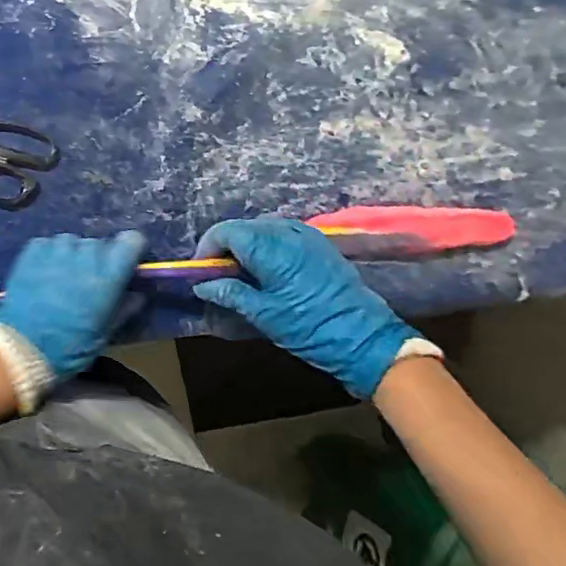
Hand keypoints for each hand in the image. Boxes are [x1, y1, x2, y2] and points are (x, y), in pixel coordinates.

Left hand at [0, 231, 146, 385]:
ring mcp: (58, 247)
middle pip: (101, 244)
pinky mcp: (34, 249)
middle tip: (88, 282)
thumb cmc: (69, 346)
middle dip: (99, 259)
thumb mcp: (105, 333)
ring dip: (73, 256)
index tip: (124, 264)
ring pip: (74, 243)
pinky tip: (43, 275)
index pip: (132, 240)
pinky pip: (49, 244)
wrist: (20, 349)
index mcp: (109, 272)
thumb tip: (138, 292)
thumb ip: (125, 307)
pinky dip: (50, 255)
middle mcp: (87, 252)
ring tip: (62, 278)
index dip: (130, 250)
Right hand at [191, 218, 420, 398]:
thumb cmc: (309, 327)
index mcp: (270, 245)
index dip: (207, 249)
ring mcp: (305, 233)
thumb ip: (230, 292)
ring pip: (262, 229)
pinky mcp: (318, 242)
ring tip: (241, 277)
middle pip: (243, 228)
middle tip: (219, 278)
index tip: (202, 273)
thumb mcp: (264, 314)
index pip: (225, 231)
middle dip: (225, 248)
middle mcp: (286, 230)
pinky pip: (282, 234)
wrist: (364, 336)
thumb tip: (203, 284)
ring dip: (247, 247)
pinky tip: (268, 271)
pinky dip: (267, 246)